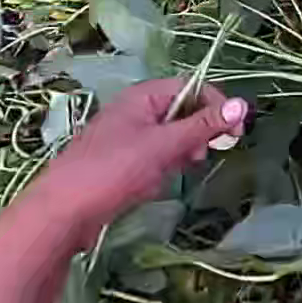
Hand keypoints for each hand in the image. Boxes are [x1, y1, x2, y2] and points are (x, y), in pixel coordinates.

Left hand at [32, 77, 247, 241]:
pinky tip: (152, 186)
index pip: (192, 87)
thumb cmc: (113, 171)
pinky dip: (161, 169)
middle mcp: (135, 110)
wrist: (59, 215)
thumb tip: (242, 104)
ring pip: (169, 137)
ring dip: (178, 153)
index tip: (235, 132)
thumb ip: (203, 125)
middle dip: (196, 133)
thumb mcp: (164, 146)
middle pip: (182, 111)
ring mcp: (126, 136)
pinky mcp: (120, 161)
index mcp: (144, 96)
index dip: (216, 105)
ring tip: (172, 173)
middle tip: (199, 156)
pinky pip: (153, 156)